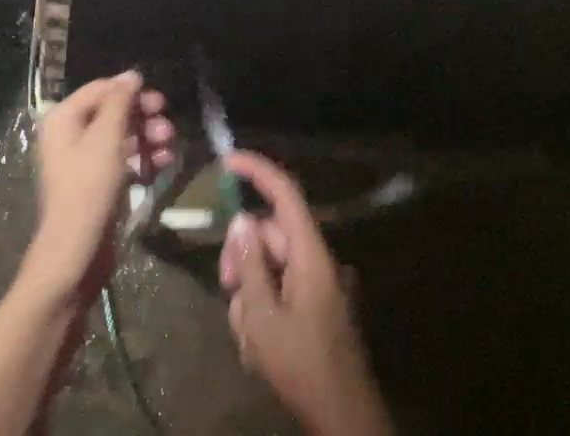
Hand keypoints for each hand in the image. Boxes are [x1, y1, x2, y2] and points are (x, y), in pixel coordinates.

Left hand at [21, 72, 175, 301]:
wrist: (77, 250)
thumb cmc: (89, 188)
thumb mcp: (106, 139)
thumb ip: (119, 103)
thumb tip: (131, 75)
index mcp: (63, 118)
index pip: (99, 90)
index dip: (129, 91)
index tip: (160, 100)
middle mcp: (69, 135)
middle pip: (111, 114)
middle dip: (142, 118)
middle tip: (168, 126)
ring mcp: (82, 161)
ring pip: (120, 139)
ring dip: (146, 140)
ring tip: (169, 147)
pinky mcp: (96, 185)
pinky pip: (122, 163)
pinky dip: (141, 161)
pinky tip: (162, 167)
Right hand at [219, 151, 392, 435]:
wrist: (343, 419)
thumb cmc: (302, 364)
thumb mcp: (261, 315)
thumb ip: (248, 265)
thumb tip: (241, 221)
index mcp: (312, 258)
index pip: (286, 196)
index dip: (258, 171)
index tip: (227, 160)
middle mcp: (319, 265)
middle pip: (269, 236)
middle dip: (241, 256)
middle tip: (226, 288)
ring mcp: (320, 288)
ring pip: (270, 267)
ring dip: (249, 293)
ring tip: (247, 333)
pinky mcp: (318, 310)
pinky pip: (281, 291)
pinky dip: (263, 309)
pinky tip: (258, 344)